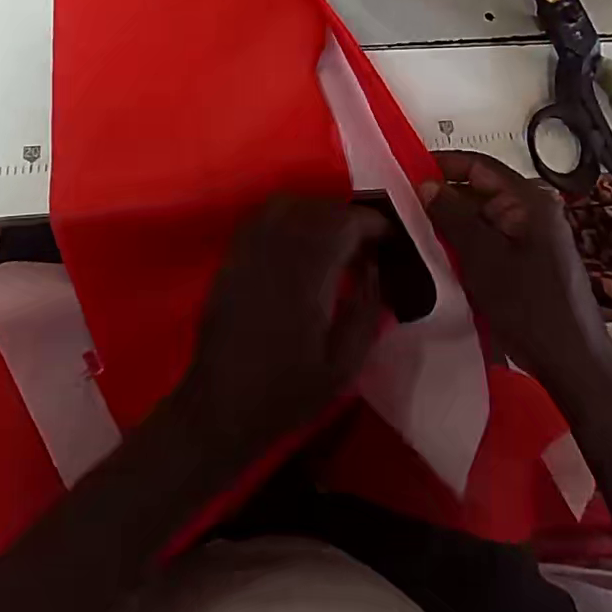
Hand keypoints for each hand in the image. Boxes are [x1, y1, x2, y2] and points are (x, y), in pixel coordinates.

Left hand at [175, 195, 387, 458]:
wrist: (222, 405)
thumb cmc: (287, 391)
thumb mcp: (344, 364)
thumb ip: (367, 310)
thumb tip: (376, 271)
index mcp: (305, 276)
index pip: (342, 224)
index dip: (371, 223)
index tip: (389, 238)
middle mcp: (273, 253)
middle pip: (315, 209)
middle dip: (347, 217)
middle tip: (367, 242)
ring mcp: (246, 252)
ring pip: (285, 205)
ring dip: (316, 212)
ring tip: (335, 239)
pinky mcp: (230, 260)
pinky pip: (261, 220)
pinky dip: (287, 218)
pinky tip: (299, 244)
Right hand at [421, 150, 602, 358]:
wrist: (569, 359)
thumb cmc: (529, 305)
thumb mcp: (482, 256)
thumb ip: (452, 216)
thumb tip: (425, 184)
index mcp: (528, 200)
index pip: (478, 166)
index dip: (441, 164)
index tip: (405, 172)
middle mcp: (531, 211)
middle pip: (477, 190)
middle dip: (441, 197)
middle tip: (402, 207)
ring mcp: (528, 236)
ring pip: (478, 217)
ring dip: (448, 223)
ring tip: (412, 230)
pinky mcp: (523, 259)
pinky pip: (486, 239)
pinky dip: (461, 243)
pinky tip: (437, 254)